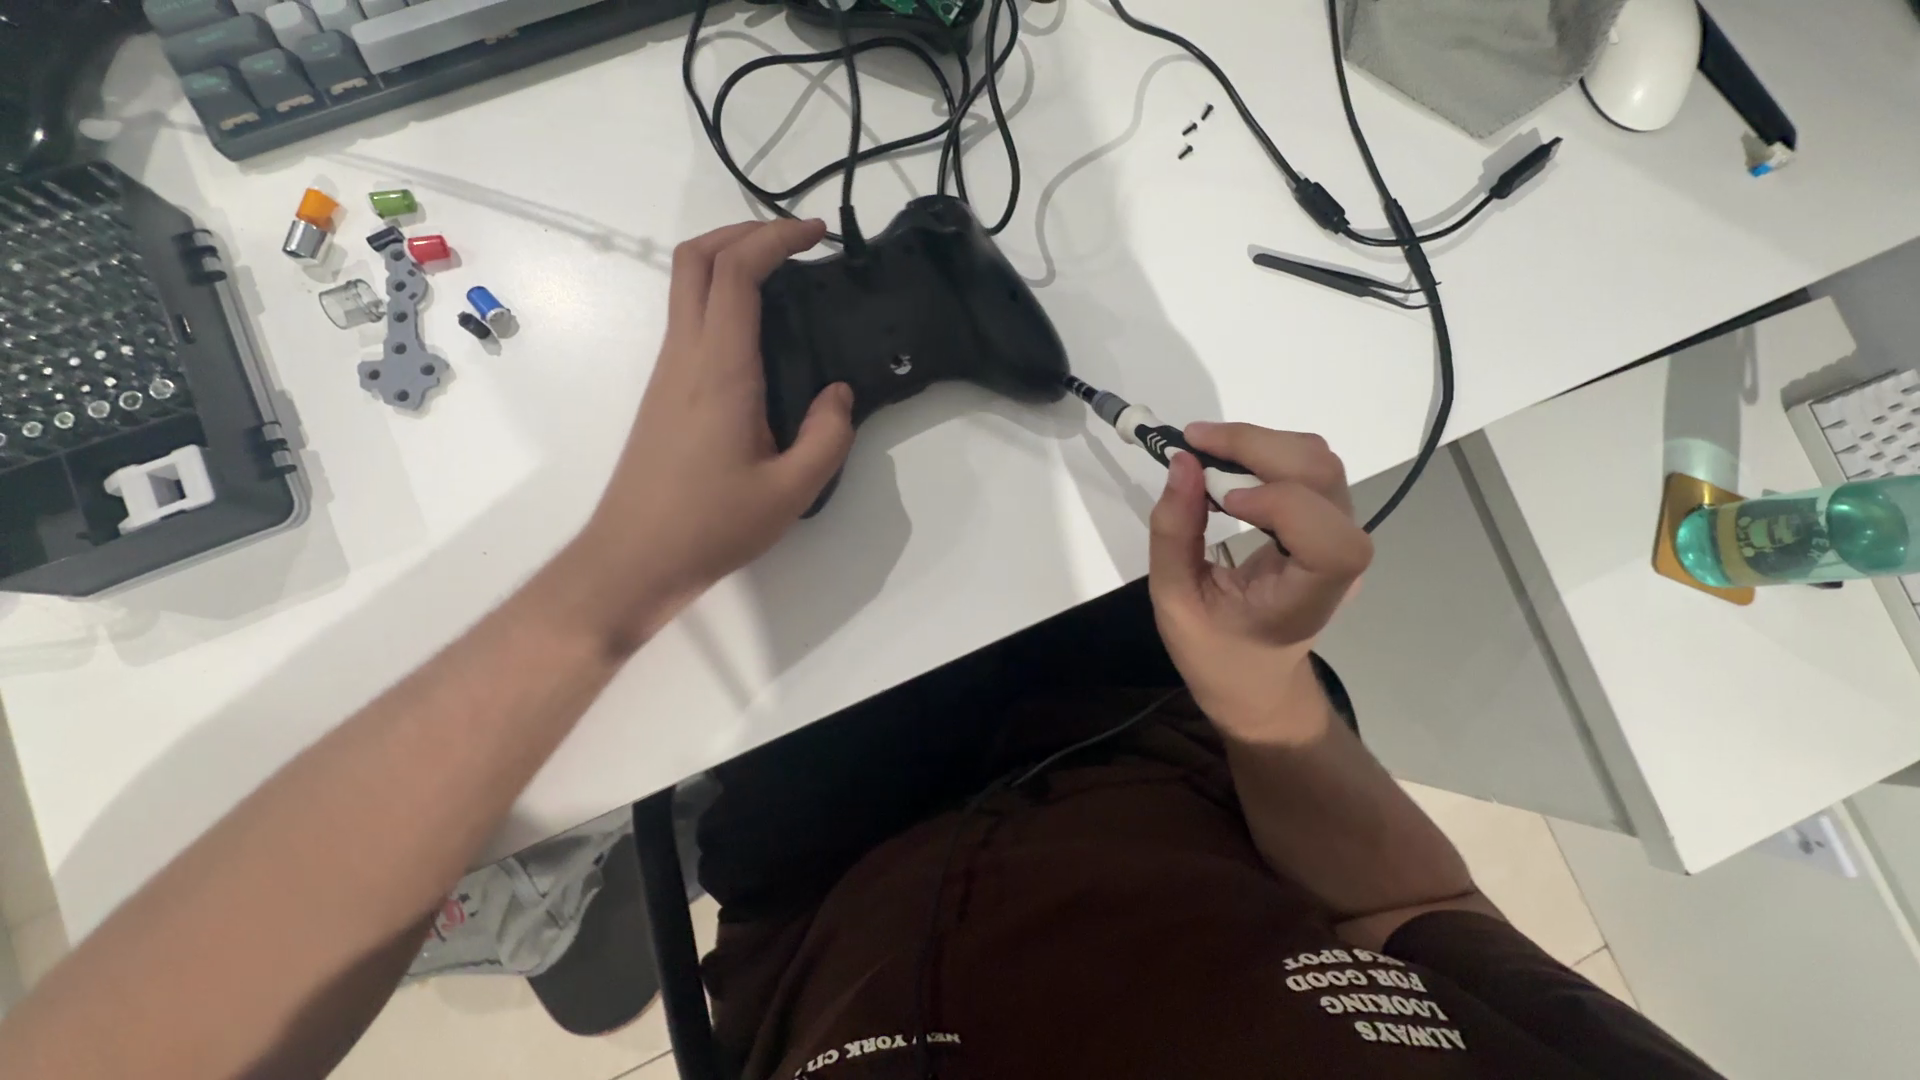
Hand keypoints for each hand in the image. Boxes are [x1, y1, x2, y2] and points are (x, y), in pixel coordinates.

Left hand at [559, 219, 854, 649]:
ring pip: (687, 286)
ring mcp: (668, 372)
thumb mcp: (792, 491)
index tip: (816, 235)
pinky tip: (762, 335)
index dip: (775, 238)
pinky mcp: (664, 393)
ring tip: (787, 283)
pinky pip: (690, 320)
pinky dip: (723, 300)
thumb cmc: (711, 526)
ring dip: (730, 263)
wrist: (634, 559)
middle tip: (796, 244)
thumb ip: (827, 436)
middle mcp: (686, 356)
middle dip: (744, 232)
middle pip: (696, 259)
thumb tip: (839, 394)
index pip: (736, 272)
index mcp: (720, 370)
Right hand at [1148, 423, 1372, 743]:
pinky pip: (1310, 472)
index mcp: (1307, 599)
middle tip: (1193, 441)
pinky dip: (1267, 455)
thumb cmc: (1214, 653)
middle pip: (1322, 477)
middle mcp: (1340, 563)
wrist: (1256, 680)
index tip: (1222, 499)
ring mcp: (1339, 540)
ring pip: (1321, 464)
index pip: (1329, 541)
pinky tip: (1228, 465)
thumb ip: (1174, 534)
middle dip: (1257, 446)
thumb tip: (1182, 463)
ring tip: (1207, 451)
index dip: (1282, 505)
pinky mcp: (1328, 525)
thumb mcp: (1174, 601)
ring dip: (1262, 444)